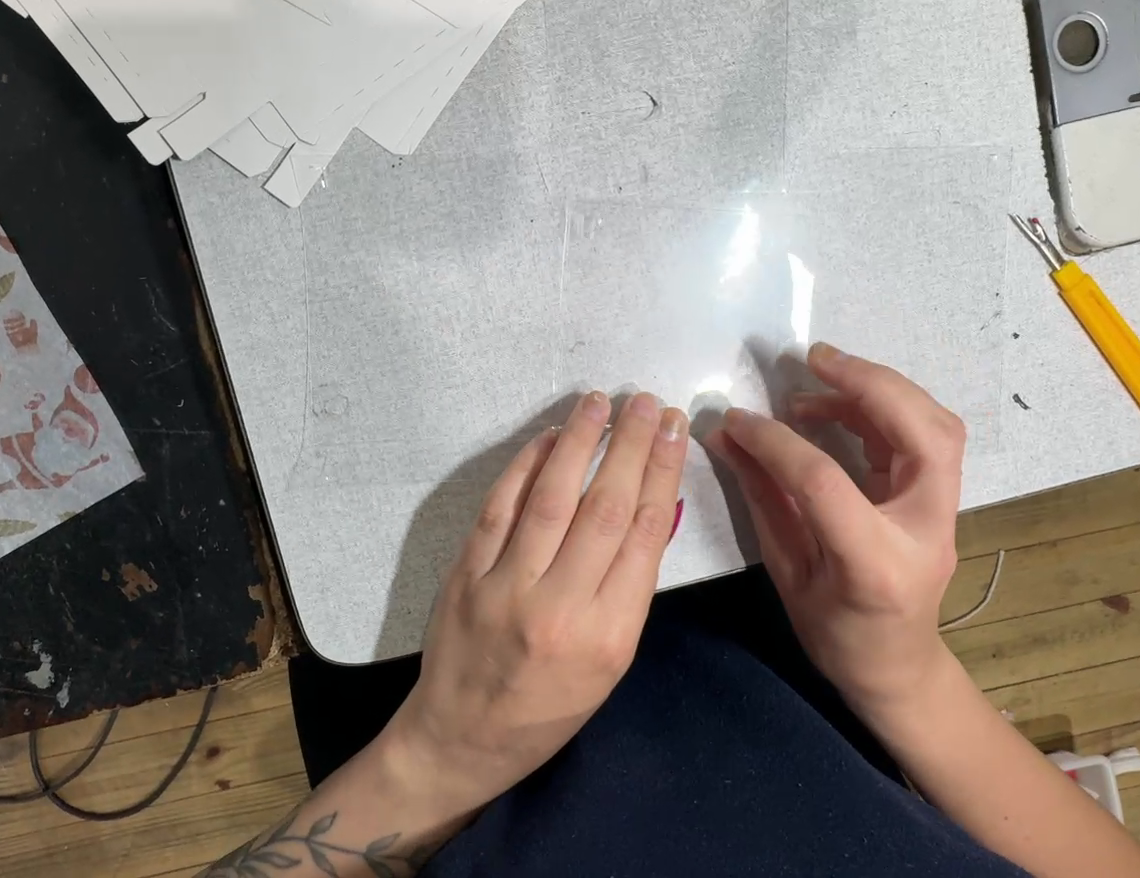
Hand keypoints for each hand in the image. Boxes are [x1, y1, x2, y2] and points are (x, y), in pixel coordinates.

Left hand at [376, 390, 688, 815]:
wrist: (464, 737)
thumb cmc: (550, 706)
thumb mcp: (611, 662)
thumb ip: (629, 586)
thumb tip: (650, 507)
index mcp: (610, 634)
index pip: (645, 533)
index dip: (663, 472)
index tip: (674, 431)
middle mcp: (561, 606)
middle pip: (606, 507)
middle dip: (631, 446)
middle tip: (646, 402)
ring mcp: (507, 586)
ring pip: (553, 497)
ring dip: (579, 442)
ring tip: (599, 403)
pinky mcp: (466, 573)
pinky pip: (500, 507)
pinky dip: (525, 466)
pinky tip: (548, 438)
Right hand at [704, 342, 963, 710]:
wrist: (897, 666)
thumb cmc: (835, 633)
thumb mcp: (785, 571)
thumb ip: (761, 497)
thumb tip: (727, 436)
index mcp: (875, 564)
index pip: (825, 482)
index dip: (775, 442)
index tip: (737, 420)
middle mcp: (926, 530)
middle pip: (924, 435)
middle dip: (870, 384)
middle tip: (814, 359)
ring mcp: (945, 512)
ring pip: (936, 425)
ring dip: (880, 387)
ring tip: (819, 374)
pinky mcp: (943, 497)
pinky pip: (926, 433)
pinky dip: (882, 405)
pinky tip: (835, 405)